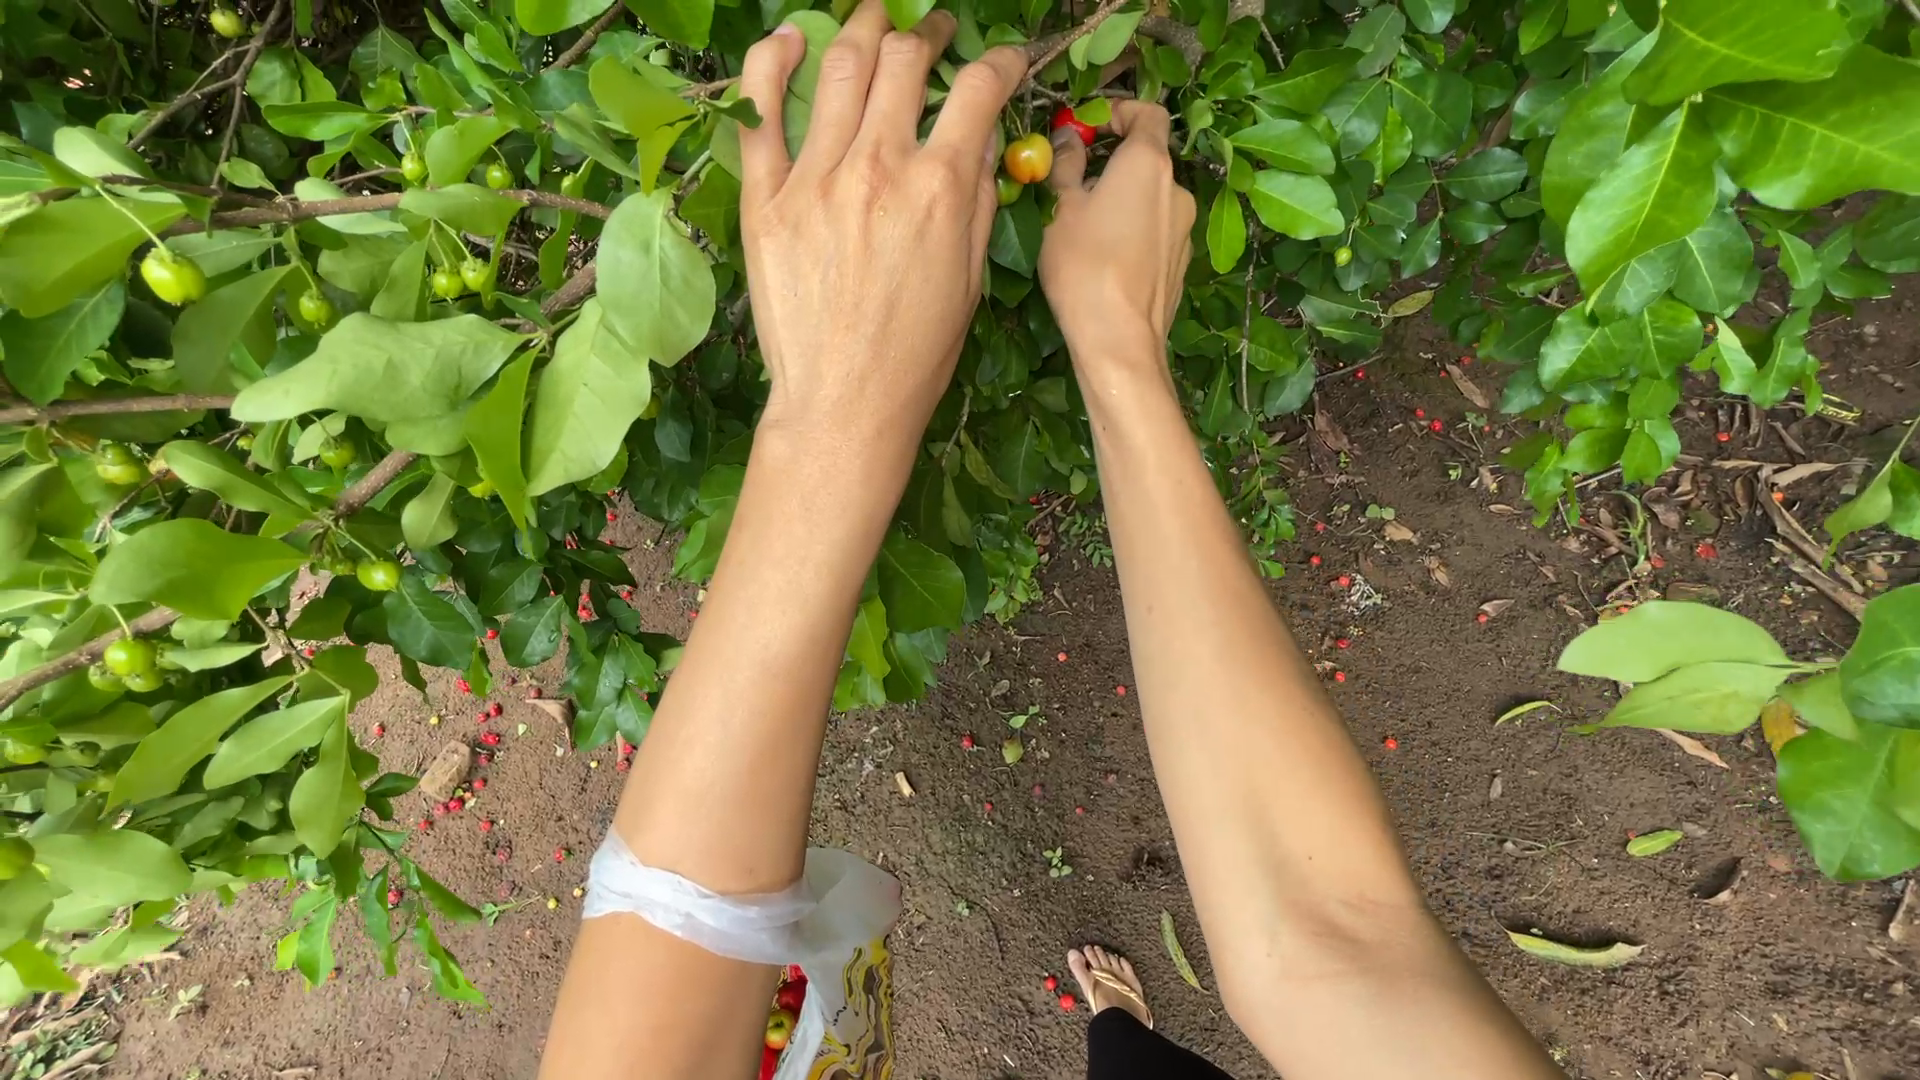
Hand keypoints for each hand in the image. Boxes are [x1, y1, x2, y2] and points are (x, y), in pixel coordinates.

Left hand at [738, 1, 1024, 457]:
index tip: (1002, 61)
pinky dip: (770, 61)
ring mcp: (815, 178)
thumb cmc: (916, 356)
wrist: (844, 404)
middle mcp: (878, 166)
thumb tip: (978, 142)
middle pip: (904, 61)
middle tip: (933, 34)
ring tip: (874, 18)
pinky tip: (787, 40)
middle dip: (928, 34)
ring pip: (839, 68)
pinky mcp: (766, 199)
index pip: (977, 91)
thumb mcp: (968, 283)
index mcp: (939, 189)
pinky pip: (759, 110)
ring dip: (863, 29)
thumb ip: (975, 202)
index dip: (998, 63)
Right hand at [1038, 101, 1195, 373]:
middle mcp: (1176, 189)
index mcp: (1148, 163)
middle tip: (1076, 186)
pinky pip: (1156, 235)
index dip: (1121, 111)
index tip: (1093, 126)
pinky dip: (1135, 235)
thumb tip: (1068, 139)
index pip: (1148, 112)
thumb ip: (1065, 167)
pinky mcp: (1181, 265)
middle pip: (1148, 161)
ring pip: (1152, 202)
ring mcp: (1184, 230)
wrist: (1118, 339)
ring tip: (1088, 231)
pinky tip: (1108, 263)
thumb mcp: (1060, 211)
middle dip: (1114, 166)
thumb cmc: (1084, 267)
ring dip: (1124, 204)